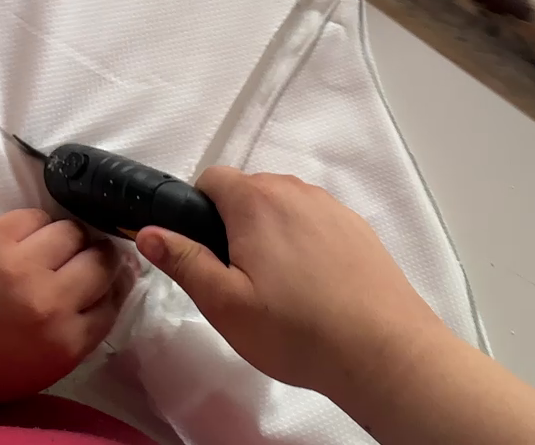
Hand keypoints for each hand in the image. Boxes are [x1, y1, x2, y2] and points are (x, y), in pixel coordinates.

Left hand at [0, 209, 132, 410]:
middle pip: (100, 260)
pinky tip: (30, 237)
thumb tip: (116, 281)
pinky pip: (36, 215)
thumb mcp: (51, 363)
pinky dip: (39, 225)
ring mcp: (20, 262)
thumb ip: (85, 326)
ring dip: (70, 237)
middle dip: (100, 256)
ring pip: (72, 230)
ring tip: (57, 246)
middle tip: (87, 257)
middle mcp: (49, 299)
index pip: (114, 299)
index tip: (113, 274)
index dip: (117, 282)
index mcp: (66, 340)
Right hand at [136, 167, 451, 400]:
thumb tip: (147, 232)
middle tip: (241, 277)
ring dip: (271, 231)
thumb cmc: (299, 331)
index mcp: (254, 200)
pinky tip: (315, 286)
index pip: (211, 177)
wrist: (387, 356)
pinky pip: (314, 220)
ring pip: (281, 205)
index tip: (207, 248)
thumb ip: (184, 261)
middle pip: (247, 191)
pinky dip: (306, 241)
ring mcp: (328, 206)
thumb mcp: (225, 304)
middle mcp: (291, 190)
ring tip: (280, 287)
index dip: (200, 208)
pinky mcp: (356, 227)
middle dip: (235, 223)